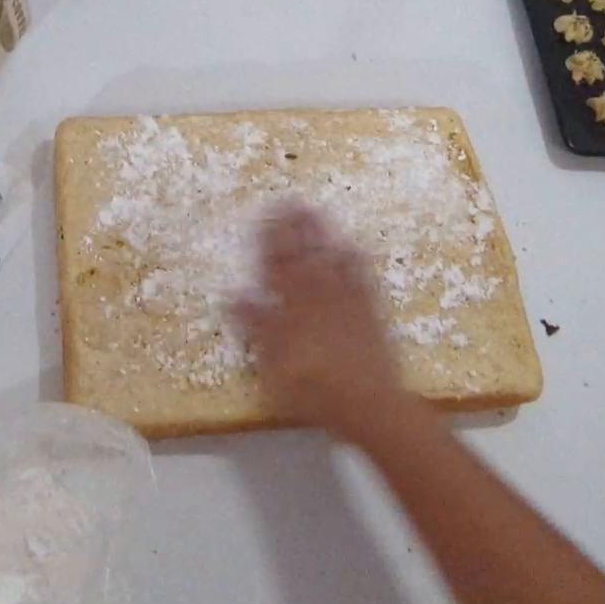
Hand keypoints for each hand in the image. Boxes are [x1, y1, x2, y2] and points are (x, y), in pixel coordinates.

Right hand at [236, 201, 408, 440]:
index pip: (275, 263)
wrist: (369, 405)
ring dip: (322, 233)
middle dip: (293, 226)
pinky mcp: (371, 312)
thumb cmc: (312, 389)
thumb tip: (233, 293)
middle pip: (303, 254)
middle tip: (288, 199)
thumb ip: (255, 325)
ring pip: (330, 258)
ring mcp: (346, 301)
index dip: (268, 237)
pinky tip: (354, 245)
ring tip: (314, 209)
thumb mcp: (272, 363)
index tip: (262, 212)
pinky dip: (355, 259)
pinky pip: (361, 277)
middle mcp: (317, 295)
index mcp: (290, 305)